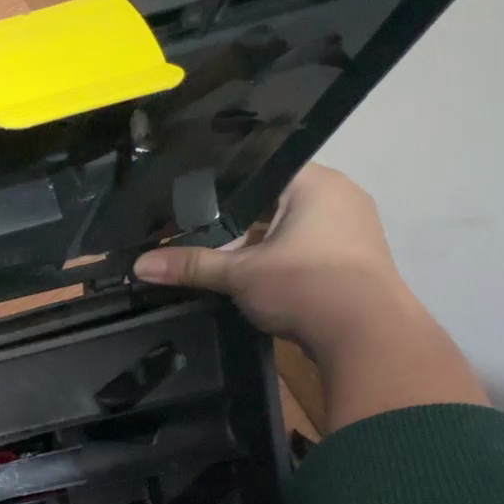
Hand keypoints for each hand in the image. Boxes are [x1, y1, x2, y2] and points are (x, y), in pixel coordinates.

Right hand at [133, 164, 486, 428]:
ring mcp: (348, 227)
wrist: (364, 332)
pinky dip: (273, 259)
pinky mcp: (348, 257)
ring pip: (285, 227)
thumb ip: (190, 265)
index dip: (221, 189)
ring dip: (253, 244)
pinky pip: (300, 247)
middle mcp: (339, 196)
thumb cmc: (306, 285)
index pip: (260, 172)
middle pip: (270, 202)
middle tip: (190, 235)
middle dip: (233, 222)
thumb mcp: (239, 274)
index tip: (187, 208)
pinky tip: (247, 276)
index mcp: (317, 184)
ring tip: (213, 258)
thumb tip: (139, 265)